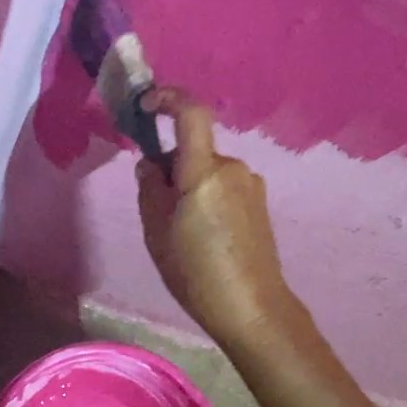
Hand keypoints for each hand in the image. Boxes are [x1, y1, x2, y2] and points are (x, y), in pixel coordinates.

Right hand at [135, 89, 293, 342]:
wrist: (253, 309)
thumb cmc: (196, 271)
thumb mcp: (156, 231)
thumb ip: (149, 186)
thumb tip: (152, 163)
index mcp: (203, 170)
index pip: (192, 112)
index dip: (168, 98)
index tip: (147, 105)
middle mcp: (232, 168)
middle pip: (193, 150)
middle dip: (170, 169)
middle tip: (157, 211)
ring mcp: (250, 185)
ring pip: (207, 171)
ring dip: (190, 188)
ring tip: (182, 235)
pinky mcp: (259, 204)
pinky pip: (223, 187)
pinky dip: (207, 200)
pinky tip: (206, 240)